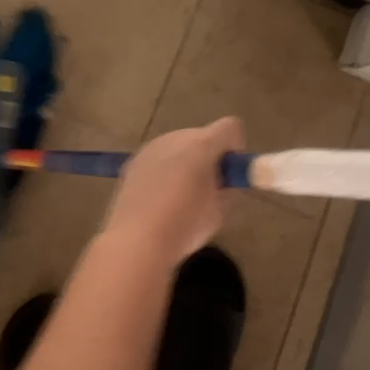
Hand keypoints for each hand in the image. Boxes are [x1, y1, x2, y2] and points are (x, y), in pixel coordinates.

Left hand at [101, 117, 244, 265]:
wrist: (135, 241)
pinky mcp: (134, 160)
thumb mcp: (219, 211)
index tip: (230, 173)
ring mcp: (152, 147)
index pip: (230, 127)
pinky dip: (165, 171)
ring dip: (186, 162)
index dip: (235, 147)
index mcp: (202, 145)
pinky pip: (159, 158)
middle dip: (209, 156)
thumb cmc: (184, 227)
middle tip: (207, 188)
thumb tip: (221, 180)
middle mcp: (176, 137)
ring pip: (179, 146)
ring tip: (179, 196)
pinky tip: (159, 199)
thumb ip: (225, 187)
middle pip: (203, 136)